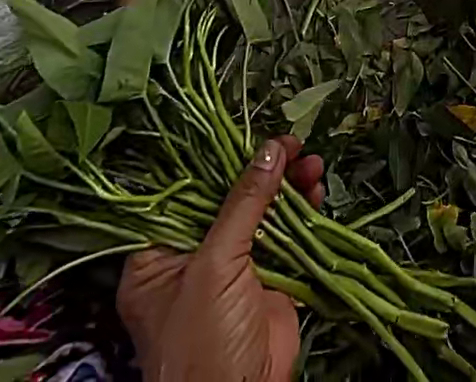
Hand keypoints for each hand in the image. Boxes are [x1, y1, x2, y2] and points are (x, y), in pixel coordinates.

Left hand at [117, 136, 325, 381]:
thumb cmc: (204, 341)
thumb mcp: (216, 265)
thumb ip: (244, 203)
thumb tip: (270, 149)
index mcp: (160, 255)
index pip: (189, 193)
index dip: (222, 161)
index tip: (256, 135)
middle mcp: (194, 257)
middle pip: (231, 199)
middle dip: (264, 171)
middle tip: (293, 144)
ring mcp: (233, 268)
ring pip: (262, 214)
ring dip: (288, 187)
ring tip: (312, 163)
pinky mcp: (268, 278)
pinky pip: (285, 235)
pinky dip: (302, 212)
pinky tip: (315, 190)